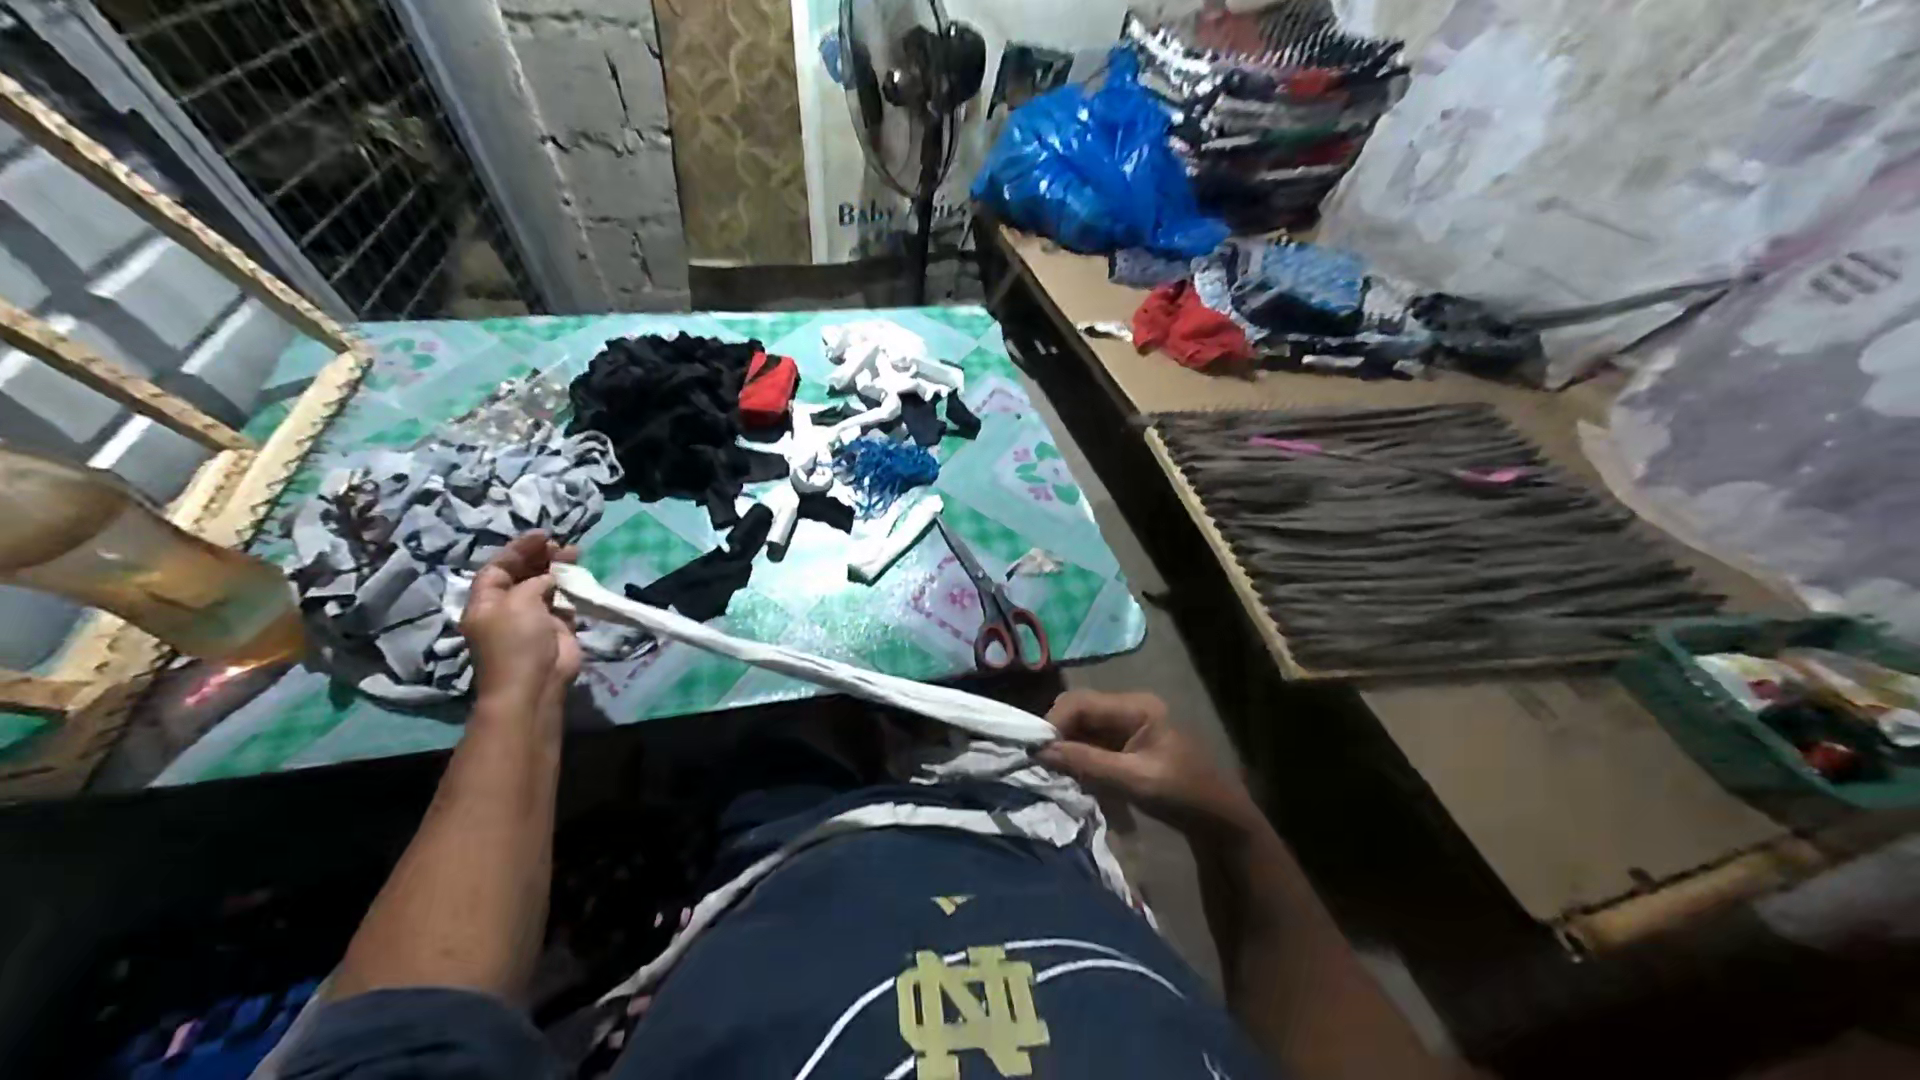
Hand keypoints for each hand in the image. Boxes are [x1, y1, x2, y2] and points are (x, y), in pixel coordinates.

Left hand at [461, 531, 581, 704]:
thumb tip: (550, 578)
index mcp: (487, 601)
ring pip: (546, 586)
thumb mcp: (517, 602)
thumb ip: (534, 582)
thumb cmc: (516, 641)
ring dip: (560, 571)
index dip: (519, 549)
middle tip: (562, 546)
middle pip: (523, 574)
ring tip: (576, 555)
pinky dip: (572, 591)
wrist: (535, 683)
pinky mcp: (557, 628)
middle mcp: (508, 607)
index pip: (499, 567)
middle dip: (541, 557)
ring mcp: (533, 618)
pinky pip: (564, 603)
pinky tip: (581, 581)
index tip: (543, 535)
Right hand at [1036, 690, 1257, 838]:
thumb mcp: (1134, 781)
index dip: (1054, 723)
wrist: (1222, 820)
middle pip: (1079, 711)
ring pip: (1083, 727)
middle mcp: (1130, 708)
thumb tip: (1041, 752)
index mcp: (1136, 707)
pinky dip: (1080, 758)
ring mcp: (1129, 726)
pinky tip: (1075, 777)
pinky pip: (1093, 743)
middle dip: (1058, 735)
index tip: (1037, 753)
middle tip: (1044, 764)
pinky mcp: (1128, 744)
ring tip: (1056, 773)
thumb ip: (1087, 764)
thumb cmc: (1184, 795)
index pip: (1081, 702)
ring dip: (1067, 748)